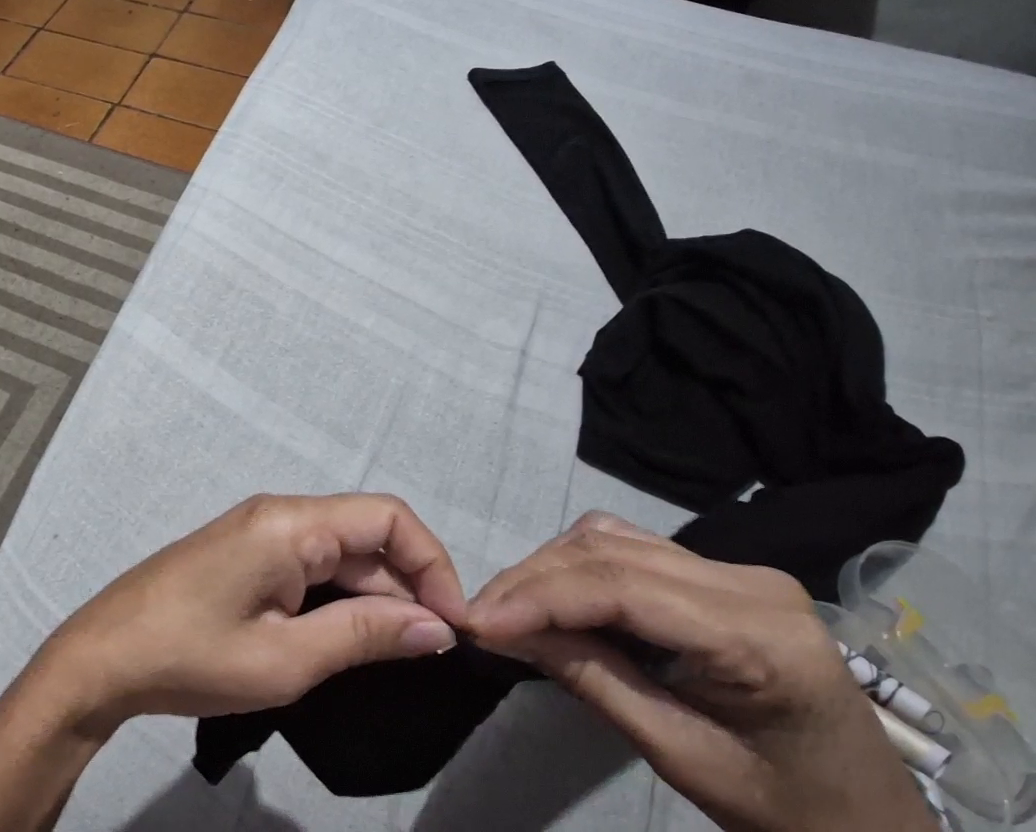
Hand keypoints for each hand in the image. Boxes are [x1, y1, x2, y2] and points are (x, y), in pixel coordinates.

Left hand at [41, 493, 468, 727]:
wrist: (104, 657)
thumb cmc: (191, 655)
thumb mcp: (288, 658)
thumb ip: (366, 635)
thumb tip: (437, 627)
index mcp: (290, 523)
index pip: (388, 517)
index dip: (433, 565)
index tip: (451, 627)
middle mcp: (277, 515)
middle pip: (365, 537)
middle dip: (406, 589)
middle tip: (427, 657)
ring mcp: (256, 535)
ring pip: (338, 556)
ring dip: (372, 599)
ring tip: (391, 659)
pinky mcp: (243, 557)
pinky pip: (307, 567)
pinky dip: (336, 600)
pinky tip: (346, 643)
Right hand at [467, 513, 934, 831]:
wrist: (867, 823)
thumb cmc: (782, 806)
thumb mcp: (679, 753)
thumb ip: (590, 678)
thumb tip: (498, 630)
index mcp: (760, 635)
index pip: (620, 587)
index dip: (537, 597)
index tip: (475, 622)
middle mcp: (751, 582)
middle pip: (609, 551)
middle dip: (531, 580)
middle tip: (478, 618)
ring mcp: (740, 573)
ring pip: (611, 539)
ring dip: (548, 570)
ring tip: (507, 611)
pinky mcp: (724, 577)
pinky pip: (630, 551)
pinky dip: (577, 570)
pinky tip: (552, 601)